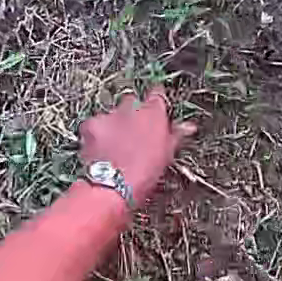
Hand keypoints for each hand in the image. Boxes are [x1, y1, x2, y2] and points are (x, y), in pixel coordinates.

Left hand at [79, 88, 195, 204]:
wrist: (113, 186)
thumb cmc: (145, 174)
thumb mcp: (166, 155)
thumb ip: (176, 135)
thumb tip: (189, 127)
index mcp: (154, 113)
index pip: (157, 94)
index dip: (156, 99)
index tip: (155, 106)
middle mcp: (132, 107)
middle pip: (132, 101)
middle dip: (132, 113)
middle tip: (134, 133)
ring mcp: (110, 114)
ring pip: (112, 113)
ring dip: (114, 124)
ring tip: (115, 145)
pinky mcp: (91, 123)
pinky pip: (94, 123)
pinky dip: (96, 133)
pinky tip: (100, 148)